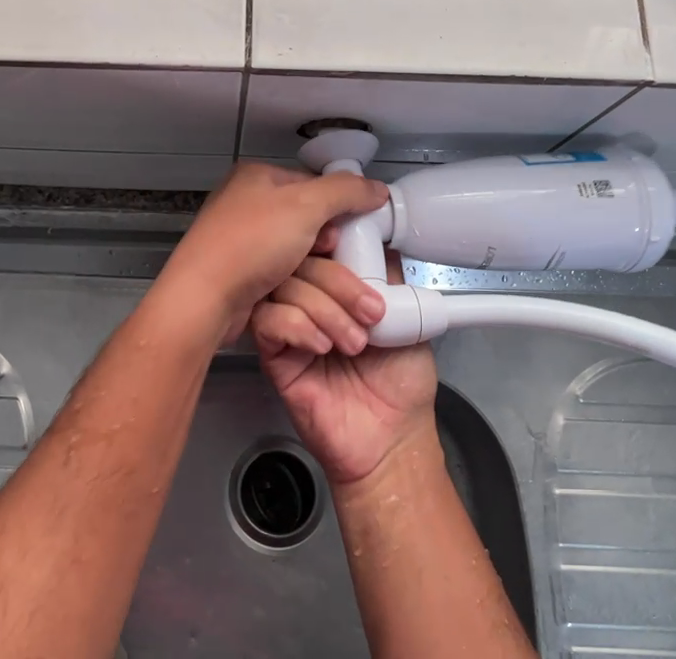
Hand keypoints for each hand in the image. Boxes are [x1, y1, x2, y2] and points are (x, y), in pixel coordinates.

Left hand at [157, 163, 388, 339]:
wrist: (205, 300)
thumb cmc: (251, 244)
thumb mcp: (305, 205)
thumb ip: (346, 192)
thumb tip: (377, 189)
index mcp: (256, 180)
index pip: (312, 186)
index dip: (335, 210)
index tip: (346, 234)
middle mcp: (247, 209)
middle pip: (308, 226)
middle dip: (330, 253)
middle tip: (337, 264)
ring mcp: (243, 247)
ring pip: (298, 260)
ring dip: (321, 284)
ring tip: (338, 300)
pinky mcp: (243, 281)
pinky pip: (283, 285)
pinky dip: (299, 300)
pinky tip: (312, 312)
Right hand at [251, 252, 438, 485]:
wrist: (392, 439)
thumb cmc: (401, 386)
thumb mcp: (408, 317)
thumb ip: (387, 277)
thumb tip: (374, 236)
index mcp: (338, 288)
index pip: (320, 246)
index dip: (330, 240)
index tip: (350, 248)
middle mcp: (310, 302)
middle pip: (299, 260)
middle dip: (337, 280)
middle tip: (371, 312)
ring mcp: (290, 327)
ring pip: (282, 286)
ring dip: (322, 307)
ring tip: (354, 341)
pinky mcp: (273, 355)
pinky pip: (266, 322)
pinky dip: (295, 324)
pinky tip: (321, 345)